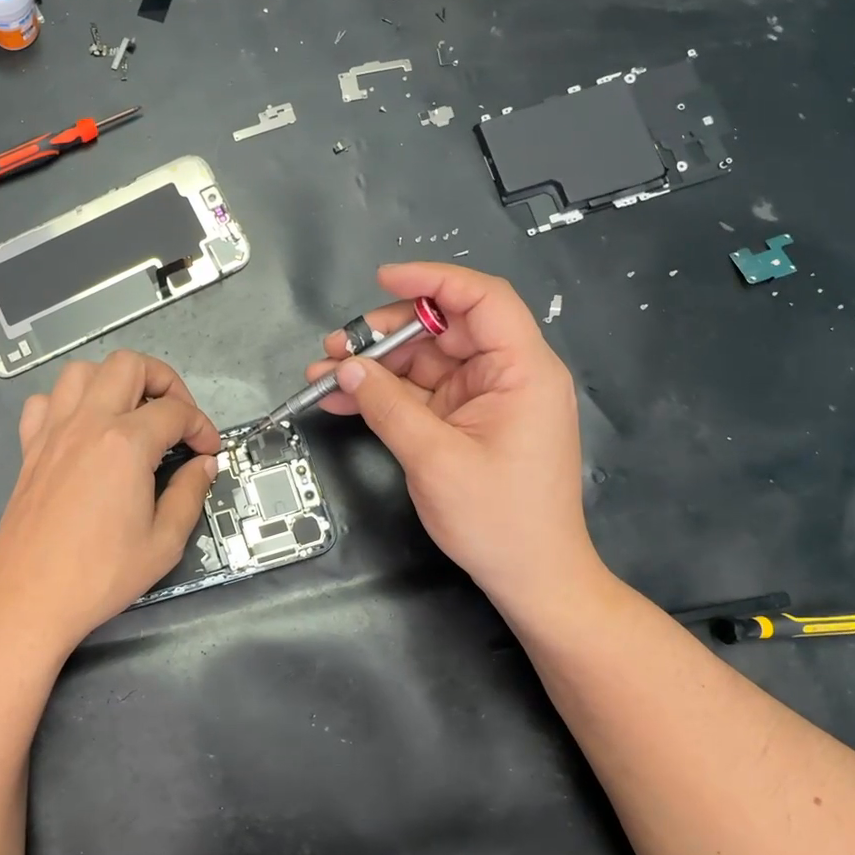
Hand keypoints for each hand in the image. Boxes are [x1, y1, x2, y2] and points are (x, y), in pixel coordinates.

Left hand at [0, 351, 220, 655]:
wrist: (30, 598)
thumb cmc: (101, 576)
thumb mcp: (164, 543)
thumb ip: (189, 494)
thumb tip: (203, 465)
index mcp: (125, 443)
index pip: (175, 411)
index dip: (201, 426)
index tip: (208, 451)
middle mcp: (87, 423)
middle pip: (128, 365)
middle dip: (163, 382)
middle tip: (176, 420)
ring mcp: (52, 433)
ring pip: (81, 372)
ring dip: (112, 382)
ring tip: (130, 416)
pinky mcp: (29, 450)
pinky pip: (43, 403)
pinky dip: (66, 404)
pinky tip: (81, 431)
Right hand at [304, 263, 600, 603]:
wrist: (530, 574)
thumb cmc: (497, 518)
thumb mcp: (434, 458)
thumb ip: (387, 407)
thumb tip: (345, 369)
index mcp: (522, 370)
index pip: (482, 300)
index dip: (432, 282)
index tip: (382, 280)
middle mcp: (506, 376)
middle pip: (444, 330)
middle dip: (386, 335)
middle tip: (336, 347)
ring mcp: (484, 401)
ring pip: (424, 364)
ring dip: (375, 368)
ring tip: (324, 375)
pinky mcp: (465, 425)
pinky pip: (420, 397)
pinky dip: (384, 397)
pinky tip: (343, 399)